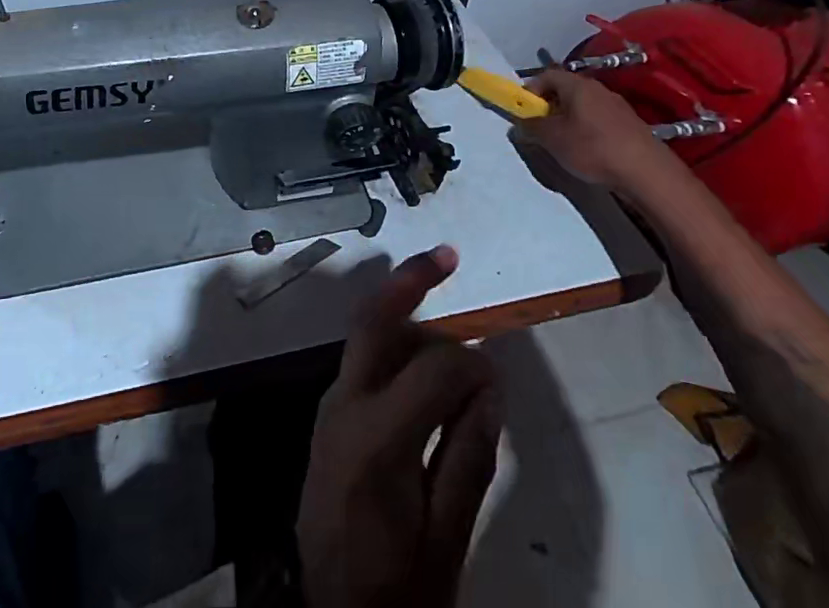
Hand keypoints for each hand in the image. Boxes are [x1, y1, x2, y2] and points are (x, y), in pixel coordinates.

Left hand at [297, 246, 501, 607]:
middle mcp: (343, 410)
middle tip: (447, 255)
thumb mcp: (447, 538)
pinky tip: (420, 344)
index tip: (499, 387)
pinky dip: (393, 341)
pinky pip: (363, 363)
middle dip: (410, 282)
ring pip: (367, 337)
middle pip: (373, 323)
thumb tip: (490, 389)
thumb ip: (470, 457)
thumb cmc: (396, 586)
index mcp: (376, 441)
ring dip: (405, 314)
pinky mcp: (329, 418)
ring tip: (443, 301)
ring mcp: (330, 410)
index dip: (475, 367)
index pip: (434, 369)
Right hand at [522, 69, 677, 188]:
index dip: (531, 90)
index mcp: (578, 86)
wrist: (645, 170)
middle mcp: (598, 89)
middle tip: (539, 130)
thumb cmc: (593, 148)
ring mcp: (616, 105)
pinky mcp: (628, 124)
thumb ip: (531, 128)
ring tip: (562, 144)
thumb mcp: (553, 140)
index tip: (523, 111)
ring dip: (567, 120)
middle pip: (565, 90)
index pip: (547, 75)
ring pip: (582, 106)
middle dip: (548, 108)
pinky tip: (587, 152)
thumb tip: (519, 123)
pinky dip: (586, 130)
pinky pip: (598, 120)